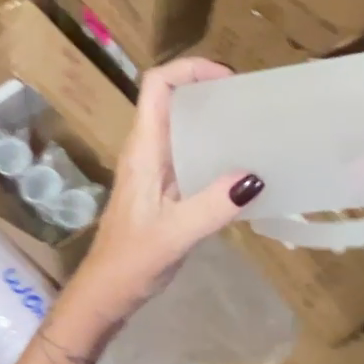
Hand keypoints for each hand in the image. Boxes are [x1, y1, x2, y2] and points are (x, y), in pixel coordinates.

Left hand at [69, 58, 261, 318]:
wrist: (106, 294)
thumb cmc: (131, 261)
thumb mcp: (174, 234)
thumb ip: (212, 206)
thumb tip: (254, 177)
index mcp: (142, 150)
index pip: (156, 86)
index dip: (189, 69)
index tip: (228, 79)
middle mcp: (146, 152)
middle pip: (173, 101)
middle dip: (211, 92)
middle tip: (254, 105)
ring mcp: (154, 172)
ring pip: (184, 129)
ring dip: (215, 122)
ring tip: (257, 130)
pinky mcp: (163, 192)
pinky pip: (191, 157)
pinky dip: (216, 153)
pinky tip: (244, 170)